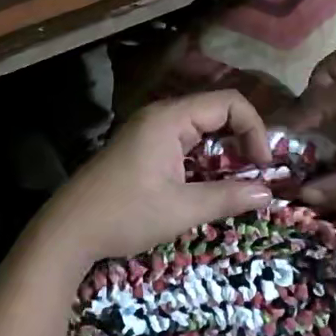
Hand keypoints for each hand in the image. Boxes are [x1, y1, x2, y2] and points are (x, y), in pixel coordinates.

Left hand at [27, 90, 274, 266]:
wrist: (68, 232)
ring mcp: (148, 133)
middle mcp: (160, 117)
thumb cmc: (126, 215)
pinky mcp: (141, 150)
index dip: (254, 129)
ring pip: (200, 131)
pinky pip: (183, 145)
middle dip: (242, 141)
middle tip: (255, 175)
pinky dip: (202, 162)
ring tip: (236, 185)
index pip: (229, 103)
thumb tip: (268, 192)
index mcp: (170, 119)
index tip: (262, 165)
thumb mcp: (183, 209)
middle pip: (216, 113)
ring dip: (223, 154)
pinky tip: (208, 188)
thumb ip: (228, 197)